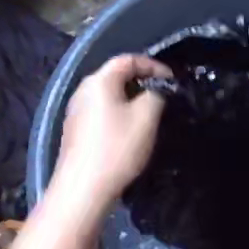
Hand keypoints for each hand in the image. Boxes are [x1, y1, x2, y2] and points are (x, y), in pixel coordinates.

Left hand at [49, 55, 170, 215]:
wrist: (83, 188)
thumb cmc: (117, 148)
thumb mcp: (146, 118)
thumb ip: (156, 95)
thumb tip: (156, 90)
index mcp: (99, 81)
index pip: (128, 60)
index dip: (154, 65)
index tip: (172, 80)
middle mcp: (84, 90)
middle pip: (116, 76)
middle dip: (142, 82)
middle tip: (163, 95)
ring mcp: (76, 111)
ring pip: (109, 95)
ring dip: (131, 99)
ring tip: (150, 114)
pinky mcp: (76, 130)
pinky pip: (102, 112)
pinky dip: (120, 113)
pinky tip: (130, 131)